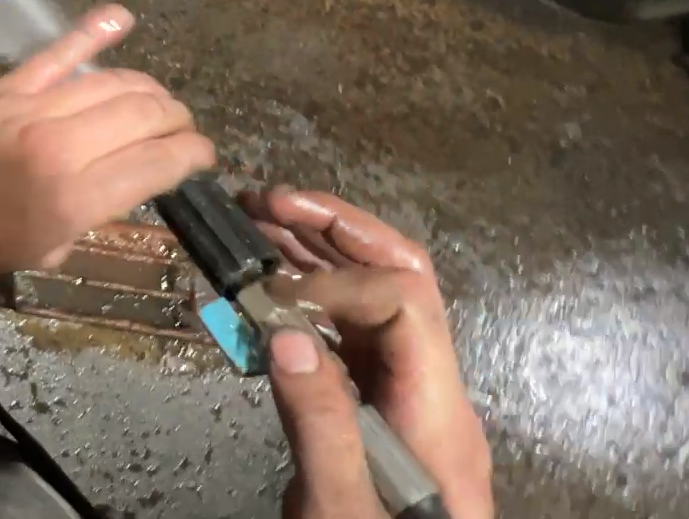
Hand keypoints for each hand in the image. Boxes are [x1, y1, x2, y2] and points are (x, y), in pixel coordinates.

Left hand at [0, 4, 215, 277]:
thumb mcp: (46, 251)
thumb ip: (93, 215)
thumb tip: (126, 183)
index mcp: (75, 198)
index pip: (158, 163)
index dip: (192, 156)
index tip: (201, 156)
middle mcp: (63, 146)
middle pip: (144, 115)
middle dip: (177, 121)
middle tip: (181, 130)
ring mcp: (34, 107)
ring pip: (113, 82)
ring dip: (148, 89)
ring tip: (159, 101)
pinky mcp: (8, 86)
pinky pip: (58, 52)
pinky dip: (92, 31)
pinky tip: (121, 17)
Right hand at [239, 188, 493, 518]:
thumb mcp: (344, 513)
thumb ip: (320, 424)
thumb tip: (284, 332)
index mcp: (436, 410)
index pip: (402, 302)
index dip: (335, 282)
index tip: (270, 300)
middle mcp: (427, 384)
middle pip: (398, 274)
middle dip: (332, 226)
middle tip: (265, 202)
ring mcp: (401, 388)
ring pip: (367, 290)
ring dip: (310, 247)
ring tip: (252, 220)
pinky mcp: (372, 397)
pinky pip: (340, 326)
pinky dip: (298, 291)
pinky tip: (258, 284)